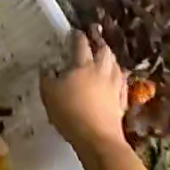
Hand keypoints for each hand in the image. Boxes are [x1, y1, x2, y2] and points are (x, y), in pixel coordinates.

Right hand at [41, 31, 127, 154]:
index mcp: (83, 65)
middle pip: (104, 51)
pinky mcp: (121, 101)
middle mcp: (101, 70)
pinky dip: (119, 77)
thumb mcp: (49, 94)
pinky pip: (122, 83)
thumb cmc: (70, 112)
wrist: (97, 138)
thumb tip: (47, 67)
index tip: (73, 32)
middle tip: (94, 40)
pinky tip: (117, 79)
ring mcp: (114, 85)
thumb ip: (47, 77)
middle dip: (99, 43)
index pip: (81, 43)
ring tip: (106, 57)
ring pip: (116, 65)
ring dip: (110, 58)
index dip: (77, 36)